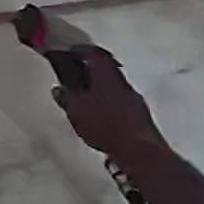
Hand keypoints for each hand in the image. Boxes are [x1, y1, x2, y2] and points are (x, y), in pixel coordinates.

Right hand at [52, 46, 170, 171]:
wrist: (140, 153)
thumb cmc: (104, 123)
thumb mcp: (74, 108)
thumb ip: (65, 97)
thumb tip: (60, 91)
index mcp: (106, 72)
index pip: (92, 52)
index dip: (80, 50)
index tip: (70, 52)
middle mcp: (123, 82)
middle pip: (106, 69)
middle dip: (91, 72)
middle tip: (77, 75)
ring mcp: (136, 101)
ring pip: (115, 88)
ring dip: (102, 90)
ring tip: (87, 99)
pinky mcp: (143, 119)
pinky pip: (123, 104)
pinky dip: (111, 106)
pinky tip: (102, 117)